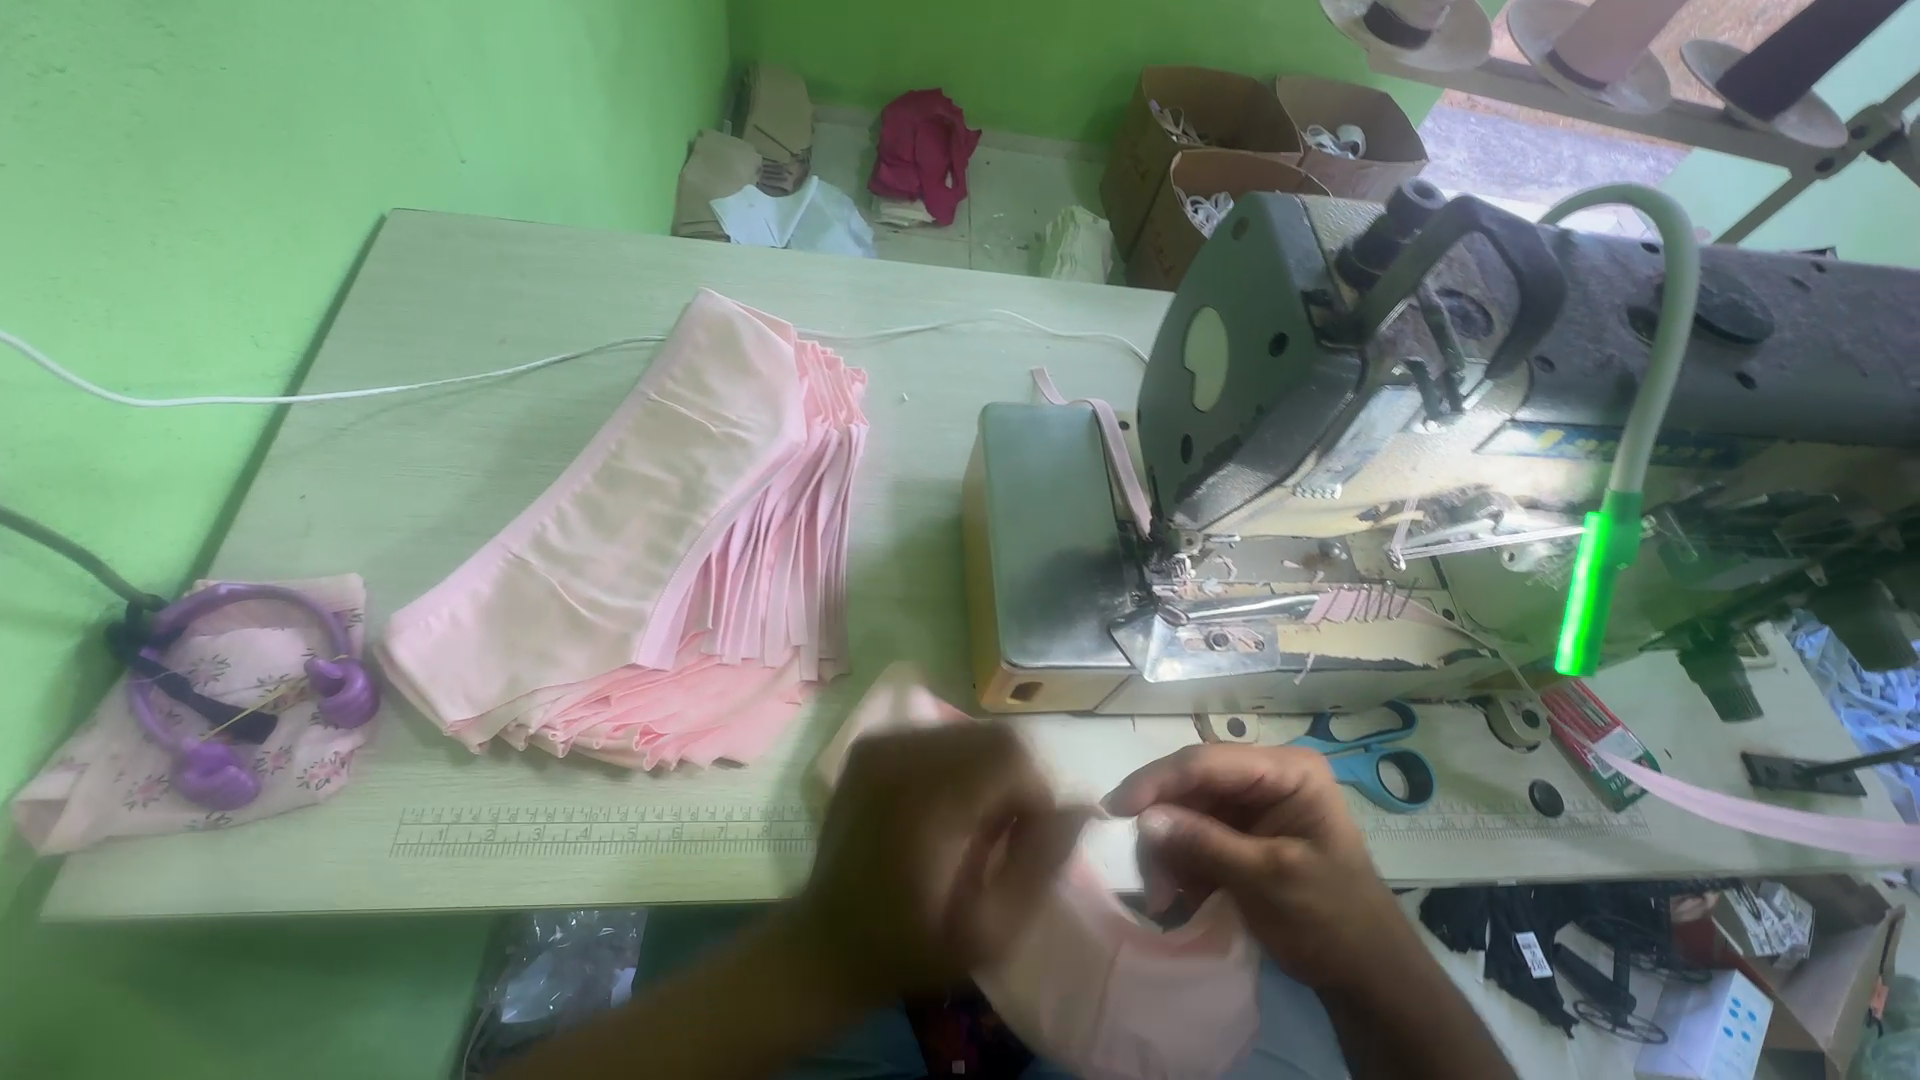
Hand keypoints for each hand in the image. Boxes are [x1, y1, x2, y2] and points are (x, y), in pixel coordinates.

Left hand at [793, 723, 1092, 1003]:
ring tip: (974, 825)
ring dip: (990, 772)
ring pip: (971, 732)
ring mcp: (879, 745)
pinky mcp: (869, 746)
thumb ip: (1042, 865)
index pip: (1012, 754)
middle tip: (1005, 837)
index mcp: (927, 801)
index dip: (1037, 796)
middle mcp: (900, 756)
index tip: (1027, 844)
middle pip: (996, 736)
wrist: (824, 943)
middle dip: (1018, 782)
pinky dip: (960, 766)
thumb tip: (1085, 807)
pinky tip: (947, 809)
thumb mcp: (989, 934)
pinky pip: (939, 737)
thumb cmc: (909, 948)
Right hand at [1104, 744, 1415, 993]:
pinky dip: (1179, 865)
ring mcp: (1251, 805)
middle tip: (1141, 870)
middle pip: (1190, 784)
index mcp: (1288, 770)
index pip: (1206, 761)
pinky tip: (1179, 896)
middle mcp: (1266, 777)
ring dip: (1167, 852)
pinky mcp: (1238, 834)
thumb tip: (1145, 820)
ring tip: (1163, 897)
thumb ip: (1206, 844)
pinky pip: (1191, 836)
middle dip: (1162, 826)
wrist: (1365, 975)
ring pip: (1183, 811)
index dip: (1157, 781)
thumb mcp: (1269, 879)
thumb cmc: (1333, 919)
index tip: (1116, 810)